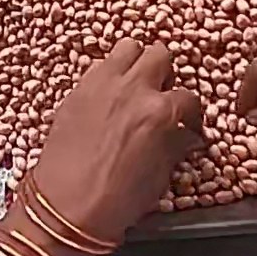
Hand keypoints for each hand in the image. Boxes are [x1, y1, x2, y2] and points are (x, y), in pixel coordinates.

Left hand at [31, 39, 202, 242]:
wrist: (64, 207)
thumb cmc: (115, 199)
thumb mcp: (158, 176)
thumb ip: (175, 145)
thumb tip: (187, 135)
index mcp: (158, 111)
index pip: (188, 98)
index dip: (192, 115)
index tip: (189, 125)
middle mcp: (131, 88)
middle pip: (160, 55)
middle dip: (166, 74)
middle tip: (162, 95)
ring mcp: (100, 84)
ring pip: (128, 48)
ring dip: (137, 62)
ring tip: (136, 85)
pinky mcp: (76, 89)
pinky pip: (99, 66)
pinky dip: (110, 73)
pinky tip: (110, 95)